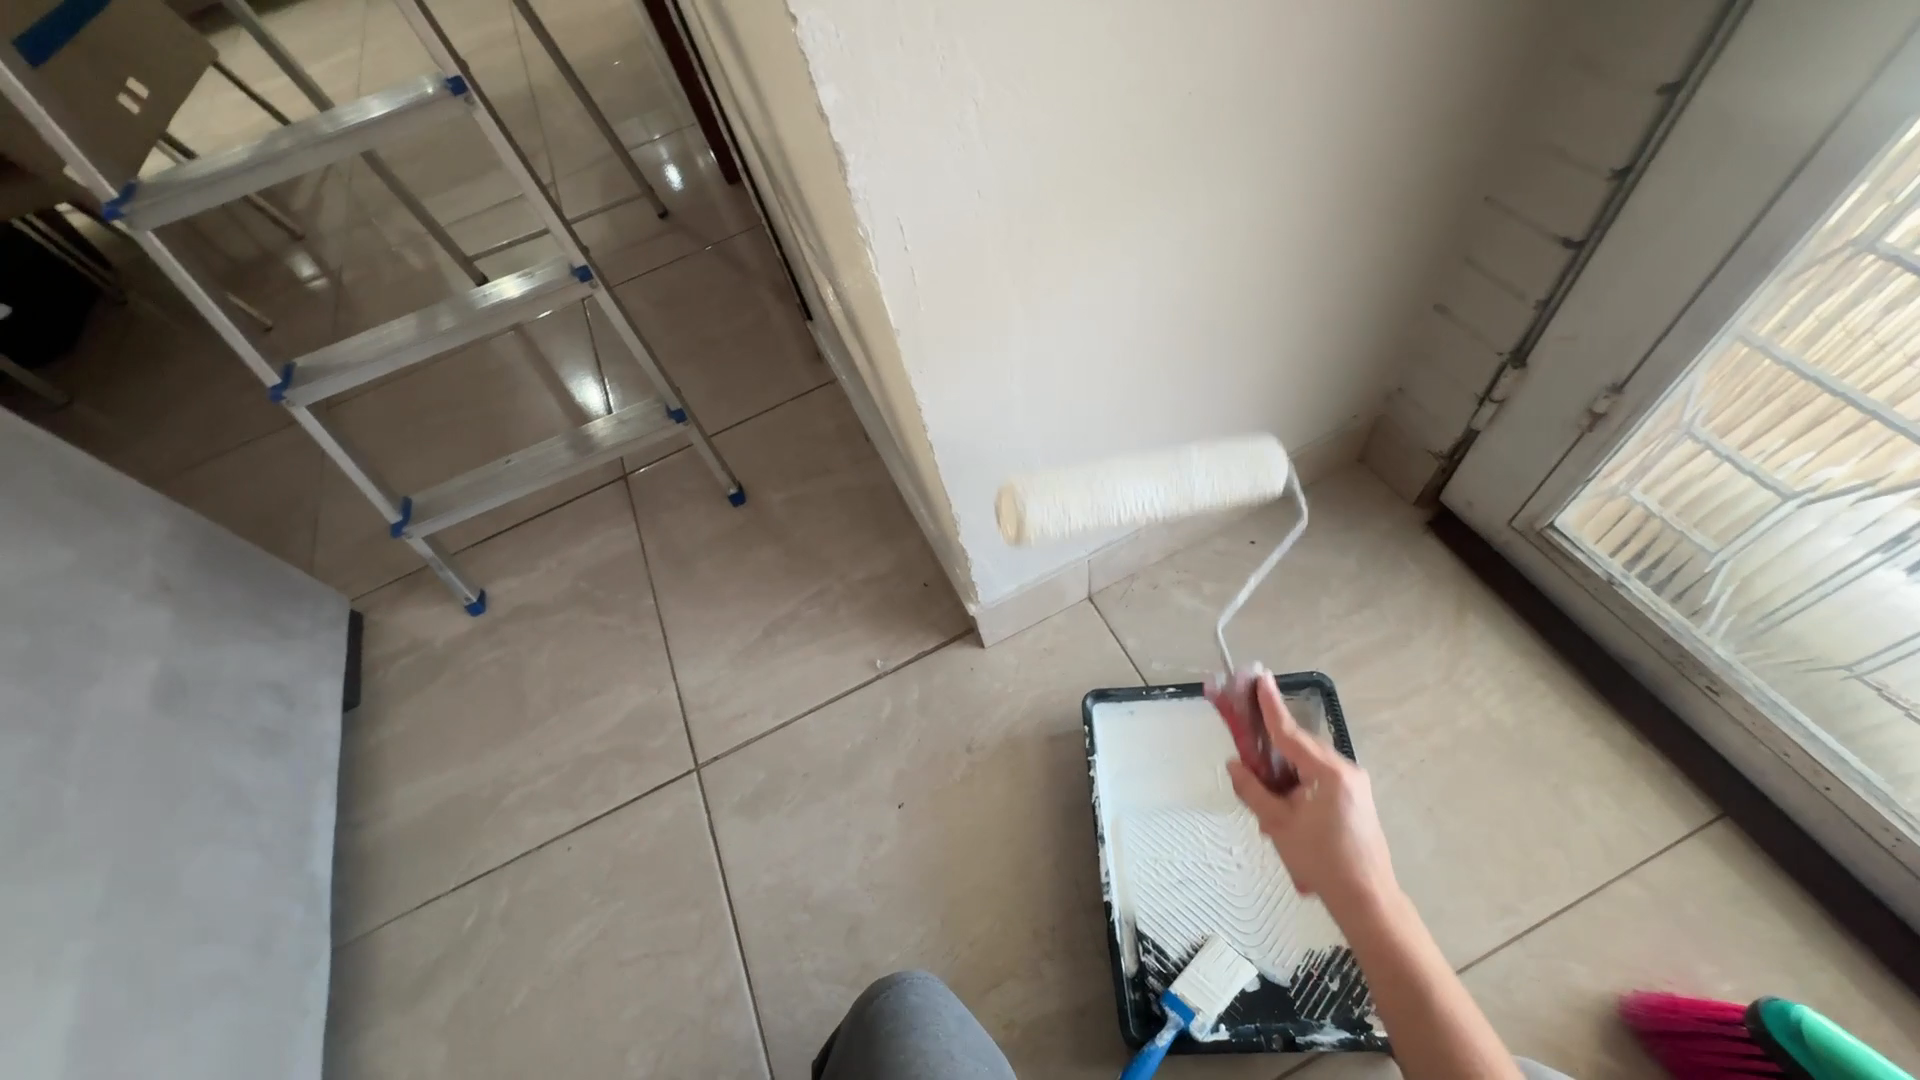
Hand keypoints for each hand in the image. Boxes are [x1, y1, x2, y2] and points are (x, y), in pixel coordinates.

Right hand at [1225, 673, 1397, 917]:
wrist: (1366, 898)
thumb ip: (1252, 789)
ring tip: (1267, 805)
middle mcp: (1346, 770)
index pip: (1290, 733)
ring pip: (1306, 766)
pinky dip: (1297, 786)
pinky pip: (1318, 780)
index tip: (1261, 678)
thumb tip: (1235, 764)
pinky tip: (1284, 810)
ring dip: (1282, 776)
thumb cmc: (1321, 860)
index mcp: (1328, 772)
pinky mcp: (1355, 799)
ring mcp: (1354, 784)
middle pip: (1298, 749)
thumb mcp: (1277, 824)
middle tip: (1245, 759)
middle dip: (1270, 753)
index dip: (1270, 706)